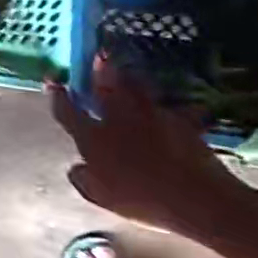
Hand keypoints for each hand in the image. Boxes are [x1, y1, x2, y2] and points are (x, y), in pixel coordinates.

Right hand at [48, 57, 244, 235]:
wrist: (204, 202)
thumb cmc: (144, 200)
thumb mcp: (100, 195)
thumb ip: (84, 177)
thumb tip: (79, 167)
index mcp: (93, 138)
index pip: (67, 111)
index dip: (58, 96)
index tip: (52, 80)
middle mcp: (120, 123)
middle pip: (107, 91)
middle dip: (101, 72)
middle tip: (99, 55)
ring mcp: (155, 122)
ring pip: (141, 93)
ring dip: (133, 81)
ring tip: (129, 71)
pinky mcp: (187, 128)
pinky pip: (177, 110)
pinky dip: (173, 106)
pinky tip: (176, 105)